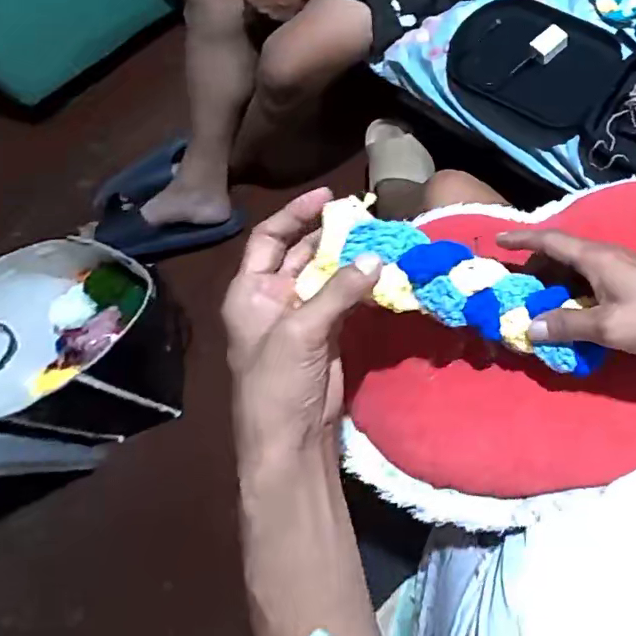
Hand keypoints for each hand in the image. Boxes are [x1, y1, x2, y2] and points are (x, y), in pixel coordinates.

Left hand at [223, 186, 382, 460]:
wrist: (291, 439)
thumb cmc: (277, 384)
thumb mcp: (301, 333)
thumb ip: (338, 292)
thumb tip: (378, 258)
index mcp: (250, 292)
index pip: (270, 238)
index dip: (296, 213)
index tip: (329, 197)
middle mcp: (275, 297)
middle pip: (302, 252)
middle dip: (330, 232)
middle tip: (365, 216)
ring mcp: (304, 314)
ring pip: (329, 273)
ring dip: (352, 256)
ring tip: (381, 237)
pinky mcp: (329, 331)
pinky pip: (347, 296)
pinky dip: (364, 283)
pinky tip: (385, 270)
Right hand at [493, 228, 635, 367]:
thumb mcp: (606, 327)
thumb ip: (566, 325)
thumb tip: (530, 327)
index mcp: (598, 257)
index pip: (552, 241)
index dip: (523, 239)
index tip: (498, 239)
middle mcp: (607, 254)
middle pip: (563, 252)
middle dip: (536, 266)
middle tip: (515, 284)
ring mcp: (621, 266)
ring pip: (577, 266)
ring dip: (555, 279)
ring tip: (537, 299)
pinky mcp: (631, 280)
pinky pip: (591, 277)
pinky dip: (573, 288)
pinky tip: (570, 308)